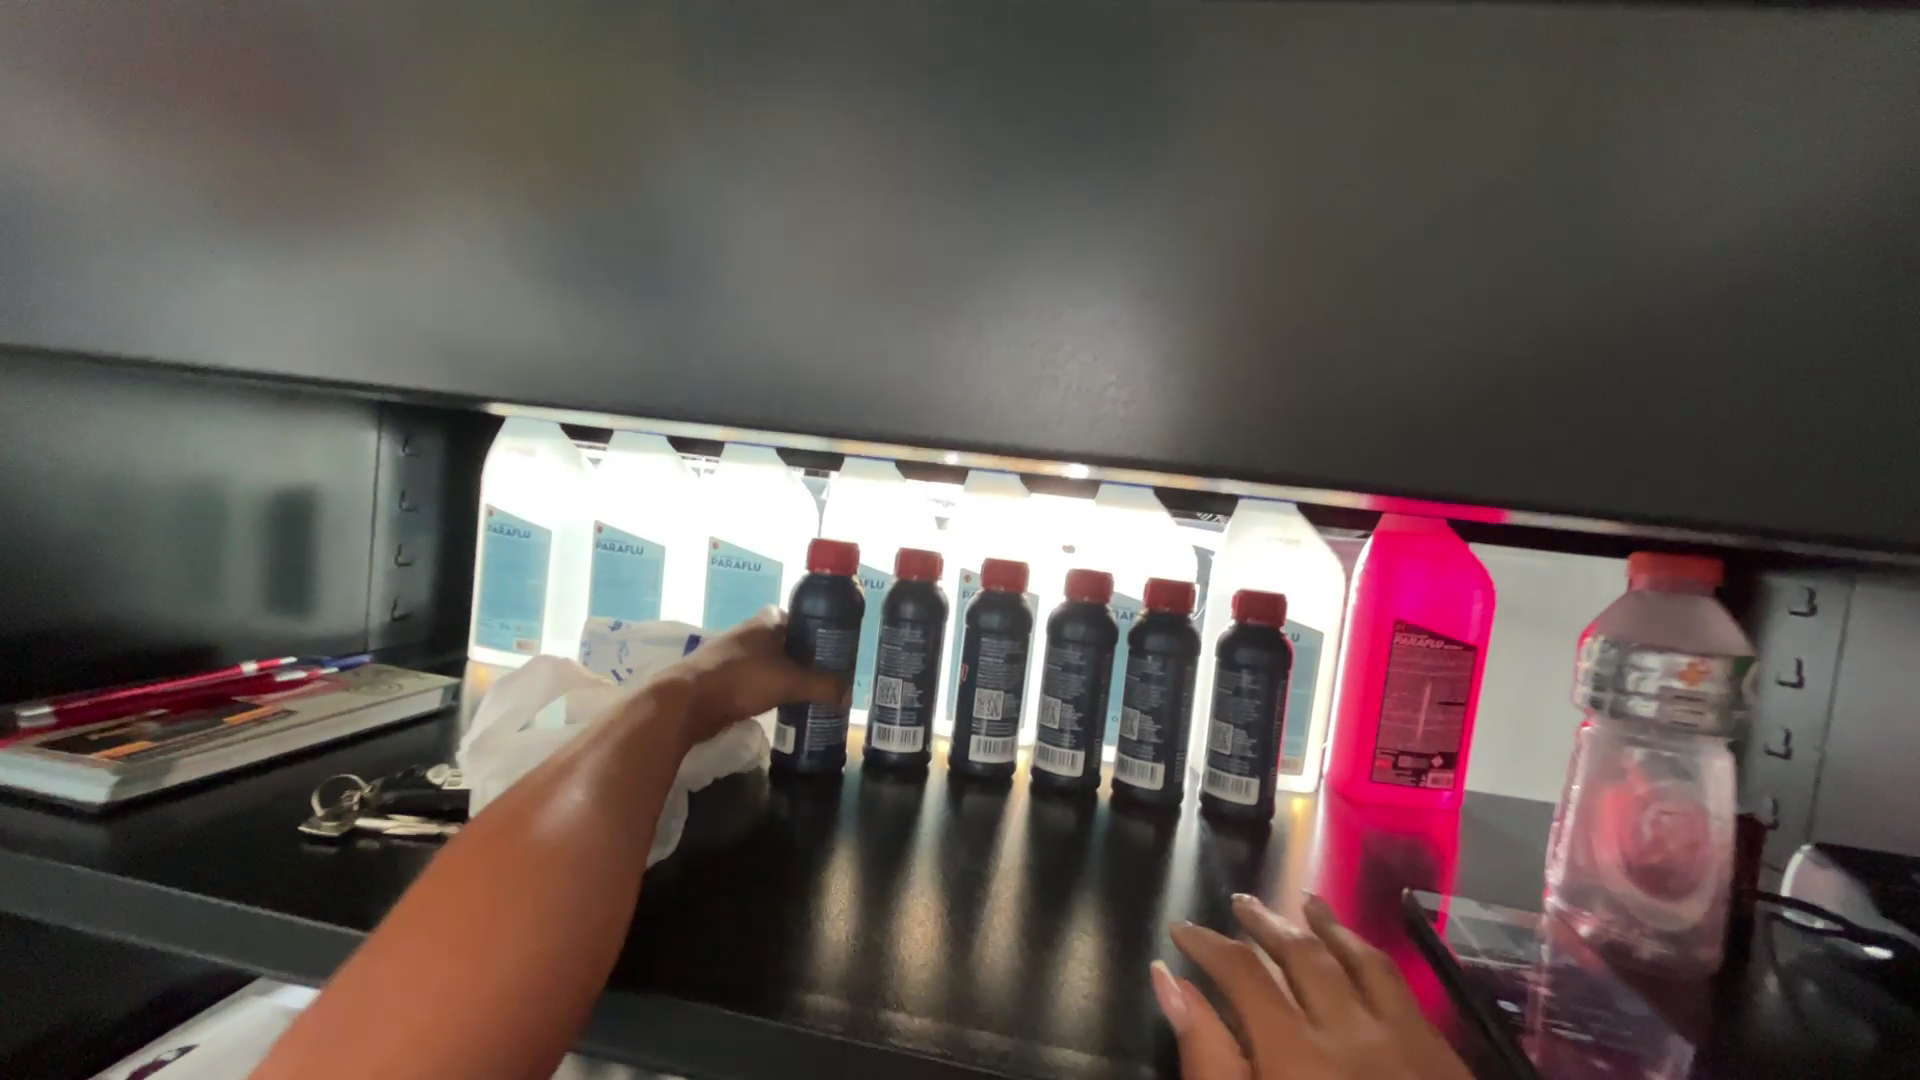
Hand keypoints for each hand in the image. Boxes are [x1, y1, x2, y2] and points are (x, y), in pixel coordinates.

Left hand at [648, 606, 848, 747]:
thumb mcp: (790, 683)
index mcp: (767, 621)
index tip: (835, 649)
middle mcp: (749, 632)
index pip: (800, 617)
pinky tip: (782, 702)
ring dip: (786, 673)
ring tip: (810, 690)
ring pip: (770, 660)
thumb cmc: (741, 680)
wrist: (686, 703)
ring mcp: (733, 654)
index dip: (818, 630)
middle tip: (828, 673)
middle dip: (805, 655)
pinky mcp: (723, 677)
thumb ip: (823, 686)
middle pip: (786, 640)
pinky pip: (755, 678)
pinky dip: (769, 687)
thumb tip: (849, 695)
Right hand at [1151, 894, 1470, 1079]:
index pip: (1242, 972)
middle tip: (1240, 902)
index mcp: (1297, 1054)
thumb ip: (1207, 1056)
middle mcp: (1353, 1034)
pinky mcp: (1448, 1068)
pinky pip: (1405, 993)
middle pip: (1301, 955)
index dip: (1207, 943)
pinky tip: (1367, 958)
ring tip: (1305, 903)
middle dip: (1266, 923)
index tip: (1181, 930)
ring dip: (1328, 927)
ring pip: (1362, 962)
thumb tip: (1169, 980)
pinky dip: (1375, 962)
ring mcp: (1408, 1047)